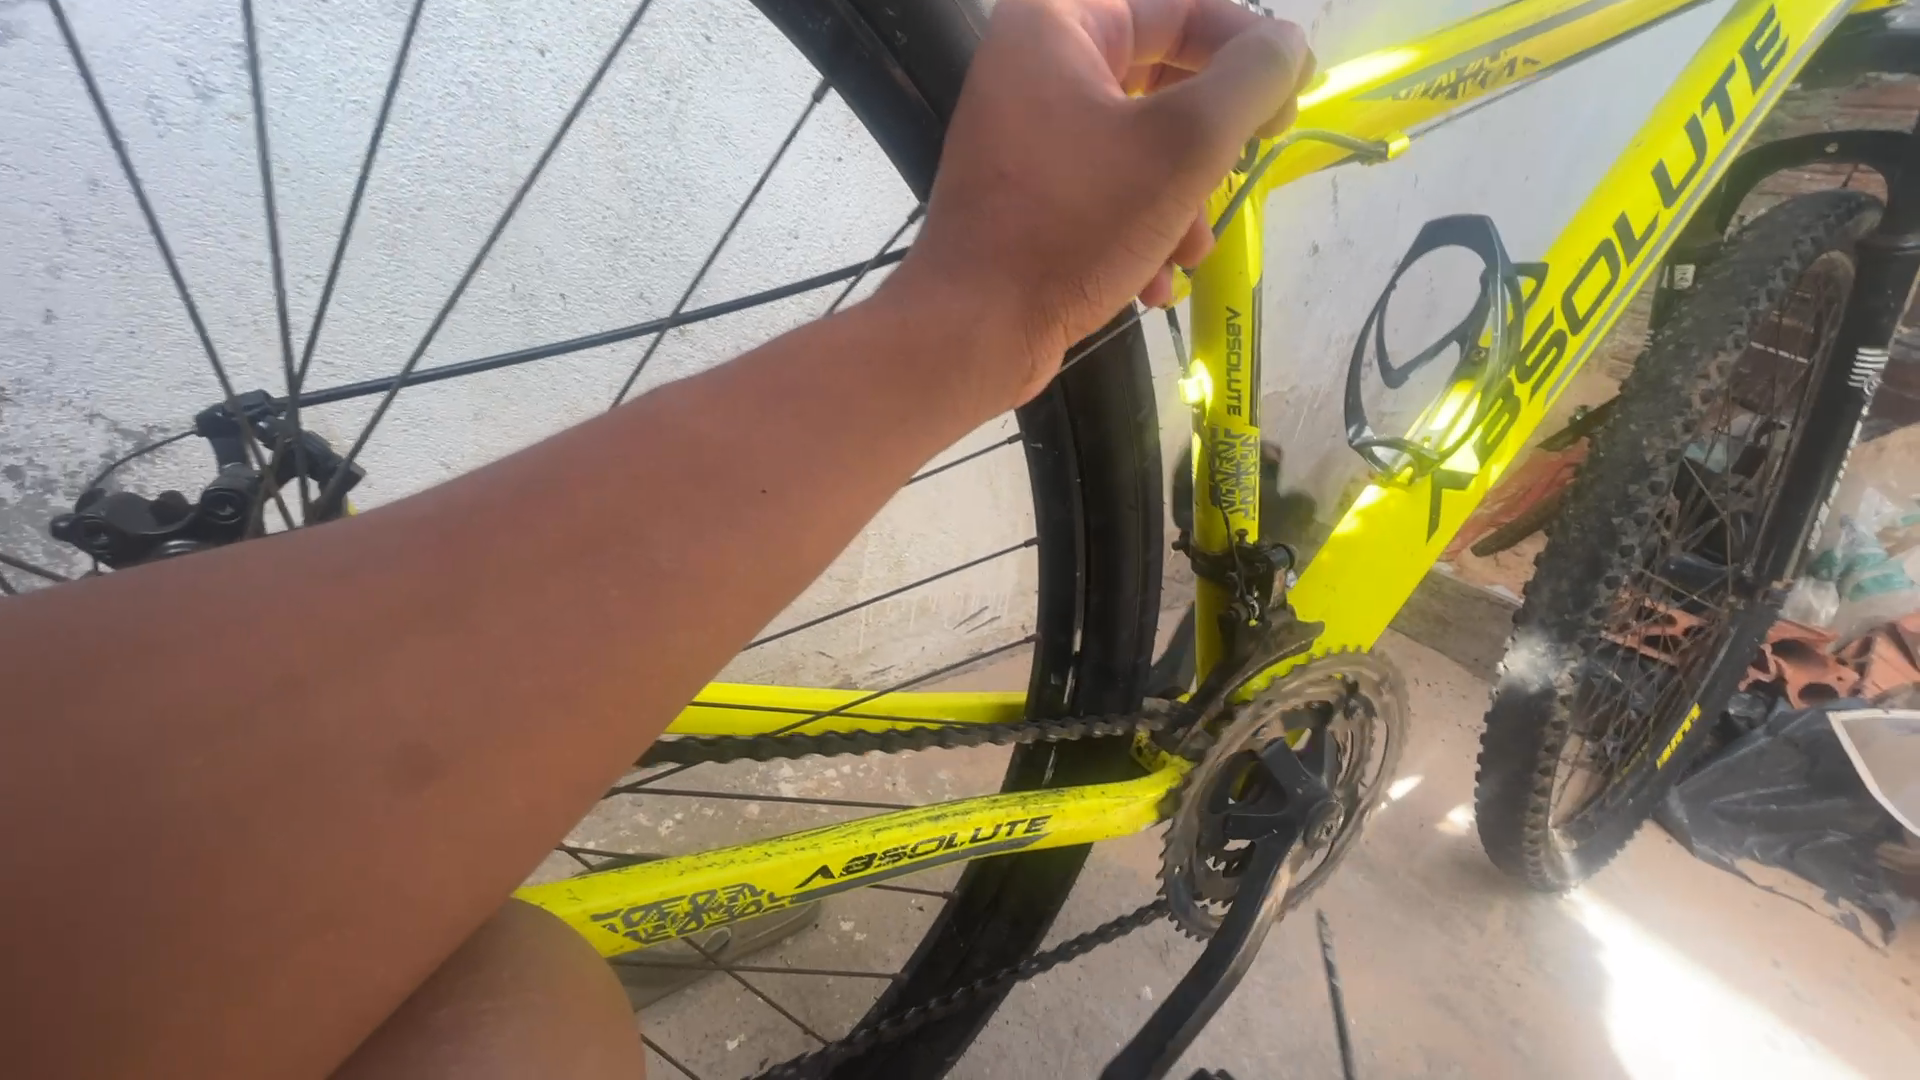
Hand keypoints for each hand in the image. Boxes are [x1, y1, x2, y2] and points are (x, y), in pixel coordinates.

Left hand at [885, 0, 1312, 403]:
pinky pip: (1095, 200)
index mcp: (1056, 25)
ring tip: (1193, 252)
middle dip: (1207, 143)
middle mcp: (1030, 73)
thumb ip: (1250, 79)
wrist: (973, 332)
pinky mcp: (1021, 208)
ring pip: (1129, 153)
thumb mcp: (1184, 144)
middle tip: (1248, 167)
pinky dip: (1134, 236)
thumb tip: (1284, 46)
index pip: (1175, 8)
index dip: (1245, 45)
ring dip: (1177, 204)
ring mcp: (1021, 146)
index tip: (1291, 93)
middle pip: (1154, 83)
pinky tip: (1152, 286)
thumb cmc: (1074, 226)